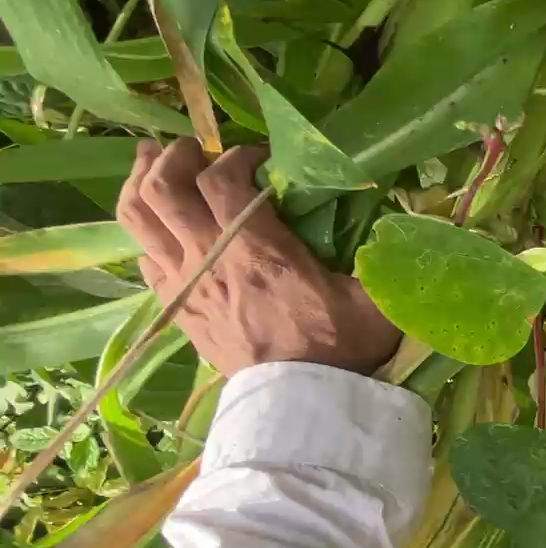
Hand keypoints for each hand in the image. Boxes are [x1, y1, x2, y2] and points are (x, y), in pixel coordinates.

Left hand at [116, 139, 400, 376]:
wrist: (304, 399)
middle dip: (176, 157)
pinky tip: (163, 224)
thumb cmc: (344, 347)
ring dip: (139, 180)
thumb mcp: (379, 301)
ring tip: (155, 165)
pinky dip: (146, 227)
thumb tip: (408, 232)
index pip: (224, 182)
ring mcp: (184, 281)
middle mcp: (211, 258)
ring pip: (135, 213)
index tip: (257, 155)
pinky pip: (142, 252)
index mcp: (261, 251)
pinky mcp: (174, 304)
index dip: (236, 158)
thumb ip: (384, 262)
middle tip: (198, 148)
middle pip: (163, 186)